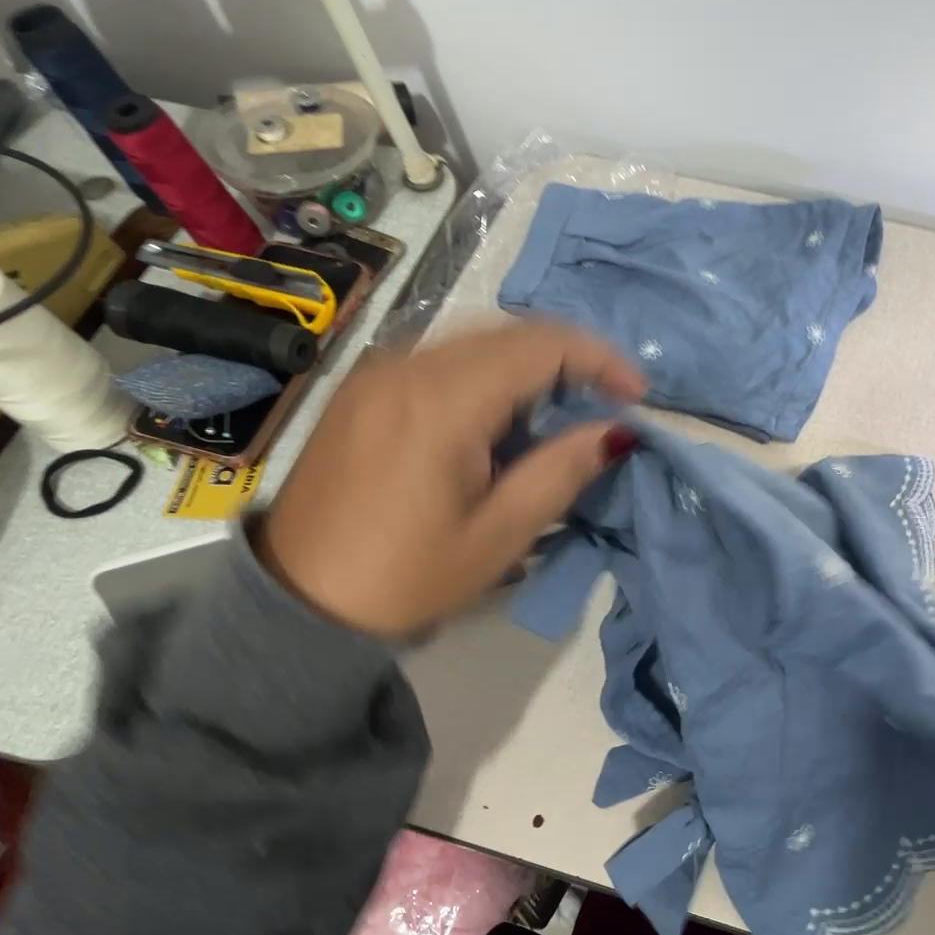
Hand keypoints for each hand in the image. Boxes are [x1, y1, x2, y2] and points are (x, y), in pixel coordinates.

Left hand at [255, 323, 645, 636]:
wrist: (297, 603)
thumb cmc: (405, 579)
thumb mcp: (498, 536)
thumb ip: (561, 472)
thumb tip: (615, 431)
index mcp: (442, 402)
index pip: (540, 345)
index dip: (600, 359)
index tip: (637, 395)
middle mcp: (405, 366)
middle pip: (509, 332)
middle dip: (568, 358)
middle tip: (606, 403)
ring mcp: (377, 371)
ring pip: (476, 339)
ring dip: (529, 364)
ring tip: (562, 411)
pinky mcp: (364, 387)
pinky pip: (442, 356)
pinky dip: (487, 372)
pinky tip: (501, 415)